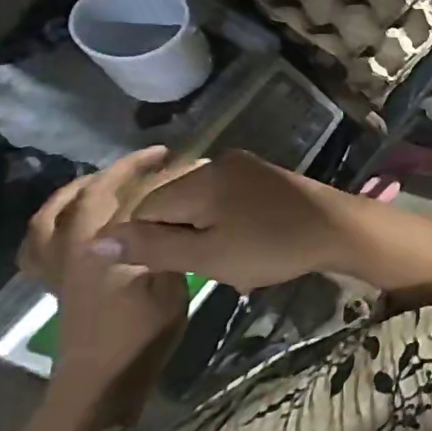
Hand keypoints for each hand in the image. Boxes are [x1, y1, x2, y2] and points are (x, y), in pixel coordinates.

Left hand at [20, 148, 200, 384]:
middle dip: (115, 172)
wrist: (103, 382)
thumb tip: (178, 210)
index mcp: (102, 242)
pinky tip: (70, 224)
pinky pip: (37, 248)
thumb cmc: (142, 332)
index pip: (121, 190)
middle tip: (145, 162)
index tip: (167, 155)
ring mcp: (59, 267)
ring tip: (97, 182)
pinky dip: (49, 228)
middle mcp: (73, 247)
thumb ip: (166, 241)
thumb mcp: (169, 281)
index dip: (143, 168)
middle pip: (86, 195)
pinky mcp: (56, 286)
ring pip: (48, 218)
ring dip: (72, 193)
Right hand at [94, 151, 358, 291]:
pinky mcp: (263, 175)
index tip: (181, 268)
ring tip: (234, 258)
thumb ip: (152, 248)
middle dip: (183, 238)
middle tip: (212, 265)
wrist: (337, 228)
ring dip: (207, 235)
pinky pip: (226, 199)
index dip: (153, 244)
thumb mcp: (207, 256)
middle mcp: (217, 162)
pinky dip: (227, 224)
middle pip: (173, 204)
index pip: (145, 209)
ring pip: (201, 204)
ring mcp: (244, 166)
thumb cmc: (270, 246)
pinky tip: (249, 244)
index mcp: (198, 178)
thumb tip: (94, 243)